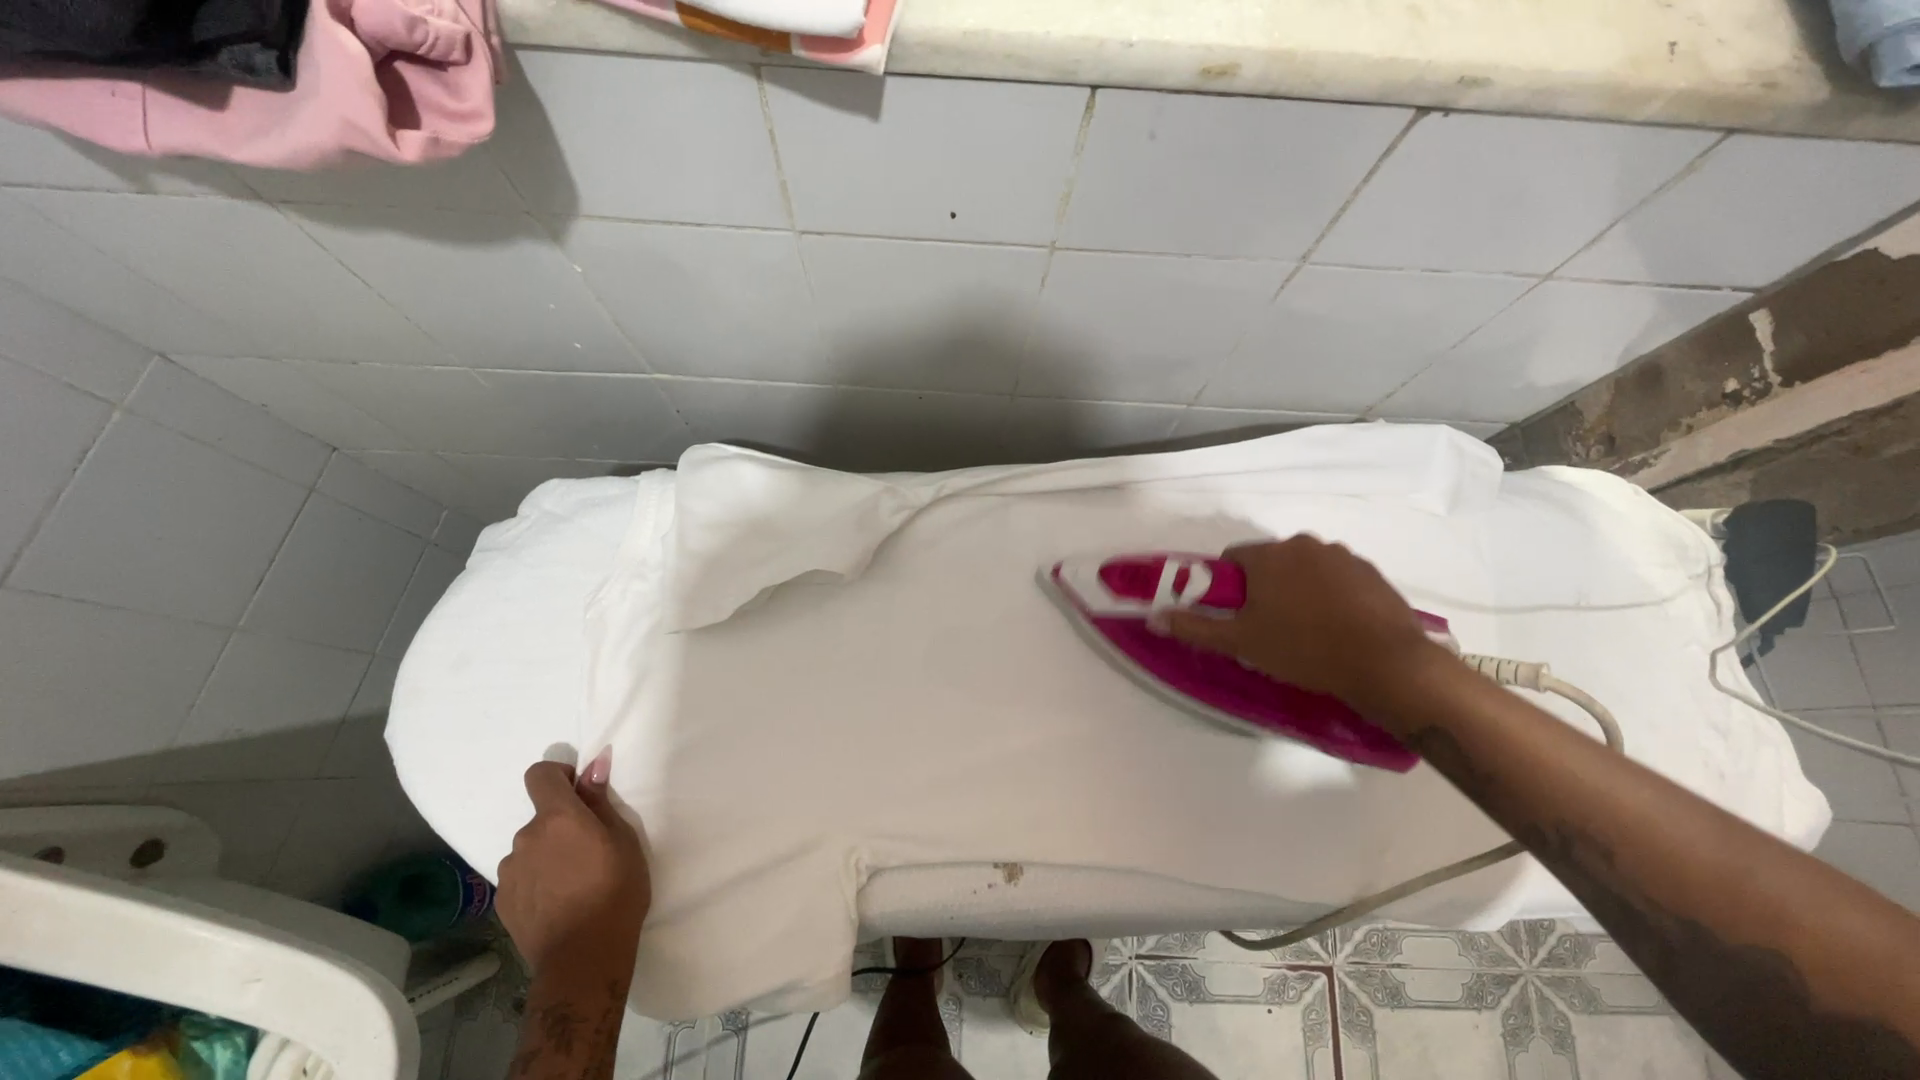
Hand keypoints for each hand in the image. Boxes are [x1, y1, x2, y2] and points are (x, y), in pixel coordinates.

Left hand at [496, 751, 650, 976]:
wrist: (583, 957)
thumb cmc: (616, 891)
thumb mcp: (623, 840)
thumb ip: (601, 802)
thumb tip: (593, 767)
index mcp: (557, 818)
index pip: (540, 774)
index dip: (558, 775)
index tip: (579, 792)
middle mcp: (525, 838)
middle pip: (541, 818)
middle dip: (562, 826)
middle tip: (590, 852)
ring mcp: (510, 871)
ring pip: (531, 850)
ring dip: (548, 856)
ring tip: (573, 884)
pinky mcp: (503, 901)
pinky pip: (522, 877)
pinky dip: (537, 882)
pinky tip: (558, 904)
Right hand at [1155, 536, 1439, 716]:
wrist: (1385, 664)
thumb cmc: (1303, 650)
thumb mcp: (1241, 643)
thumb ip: (1194, 627)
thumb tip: (1154, 617)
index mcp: (1269, 555)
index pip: (1232, 558)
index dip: (1227, 588)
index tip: (1236, 616)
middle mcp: (1305, 544)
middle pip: (1270, 562)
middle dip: (1264, 589)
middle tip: (1268, 628)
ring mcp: (1343, 556)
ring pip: (1305, 570)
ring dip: (1298, 591)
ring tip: (1306, 632)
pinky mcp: (1371, 573)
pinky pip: (1337, 579)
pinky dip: (1330, 597)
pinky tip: (1337, 628)